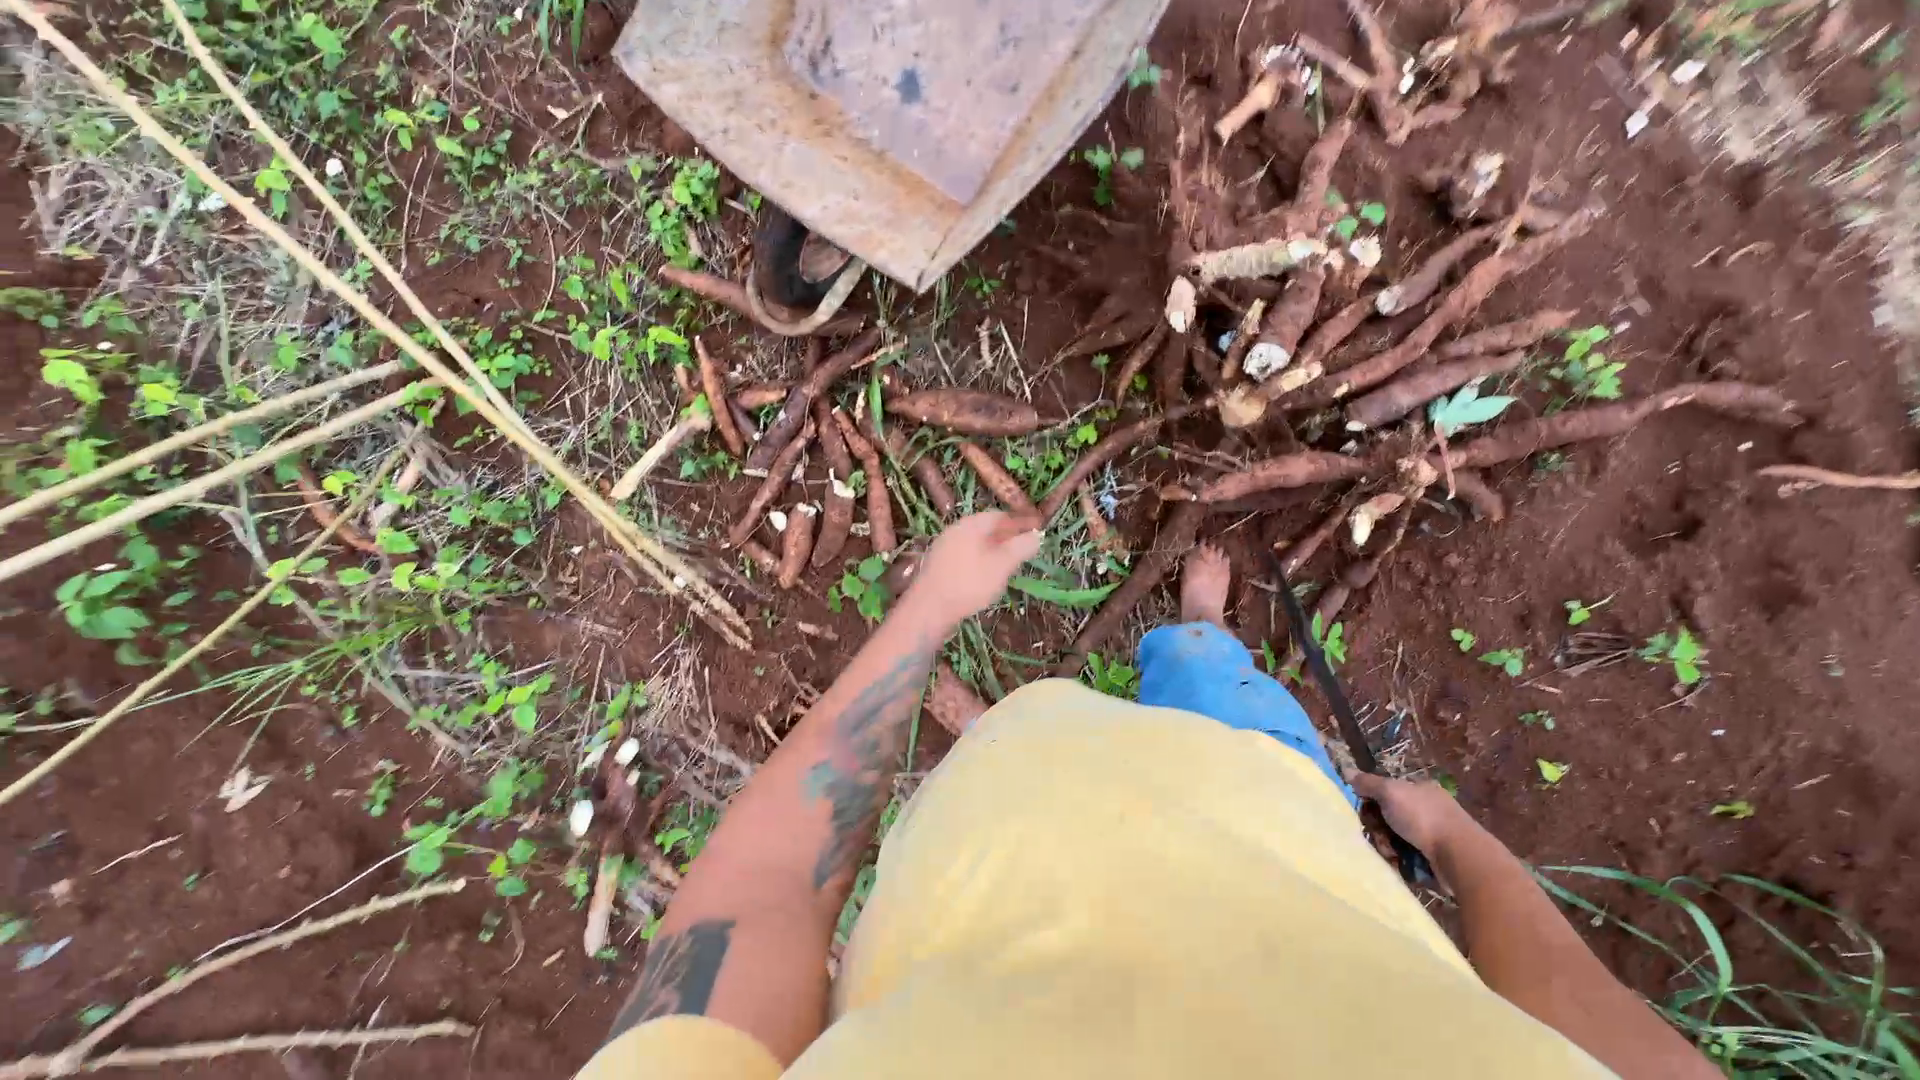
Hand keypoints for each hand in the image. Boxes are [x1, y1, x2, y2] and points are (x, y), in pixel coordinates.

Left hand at [899, 511, 1041, 627]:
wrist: (927, 610)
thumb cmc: (969, 583)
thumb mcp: (1002, 565)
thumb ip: (1021, 548)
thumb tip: (1037, 535)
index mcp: (971, 525)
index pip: (1000, 515)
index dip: (1021, 521)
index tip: (1038, 529)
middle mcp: (955, 531)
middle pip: (986, 528)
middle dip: (1009, 535)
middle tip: (1027, 546)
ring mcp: (944, 548)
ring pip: (976, 543)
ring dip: (996, 549)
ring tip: (1011, 562)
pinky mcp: (939, 566)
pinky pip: (966, 556)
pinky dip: (982, 560)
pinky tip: (988, 575)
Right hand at [1350, 773, 1484, 861]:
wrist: (1459, 856)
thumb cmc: (1423, 818)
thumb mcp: (1390, 792)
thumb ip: (1368, 782)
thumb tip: (1347, 770)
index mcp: (1420, 789)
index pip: (1387, 791)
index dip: (1371, 800)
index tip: (1365, 811)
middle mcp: (1427, 808)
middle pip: (1389, 815)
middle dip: (1379, 827)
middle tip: (1377, 835)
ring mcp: (1434, 833)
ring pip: (1396, 837)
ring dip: (1388, 845)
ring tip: (1391, 853)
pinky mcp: (1436, 856)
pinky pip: (1408, 855)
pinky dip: (1401, 859)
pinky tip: (1400, 862)